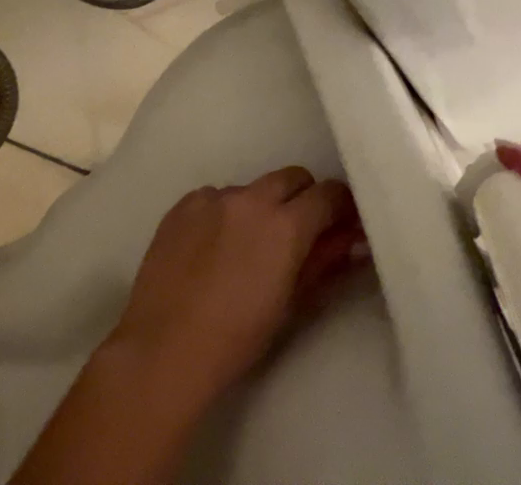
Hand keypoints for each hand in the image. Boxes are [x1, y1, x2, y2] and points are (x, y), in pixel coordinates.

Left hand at [110, 166, 367, 400]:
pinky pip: (214, 197)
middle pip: (291, 178)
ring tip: (249, 248)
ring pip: (251, 188)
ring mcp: (210, 197)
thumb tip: (353, 239)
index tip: (343, 226)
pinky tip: (215, 247)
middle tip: (300, 235)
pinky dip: (225, 212)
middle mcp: (248, 198)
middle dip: (303, 199)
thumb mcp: (294, 302)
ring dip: (261, 207)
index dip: (341, 208)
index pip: (329, 193)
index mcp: (284, 224)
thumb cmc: (239, 335)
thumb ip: (325, 262)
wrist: (168, 343)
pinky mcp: (181, 205)